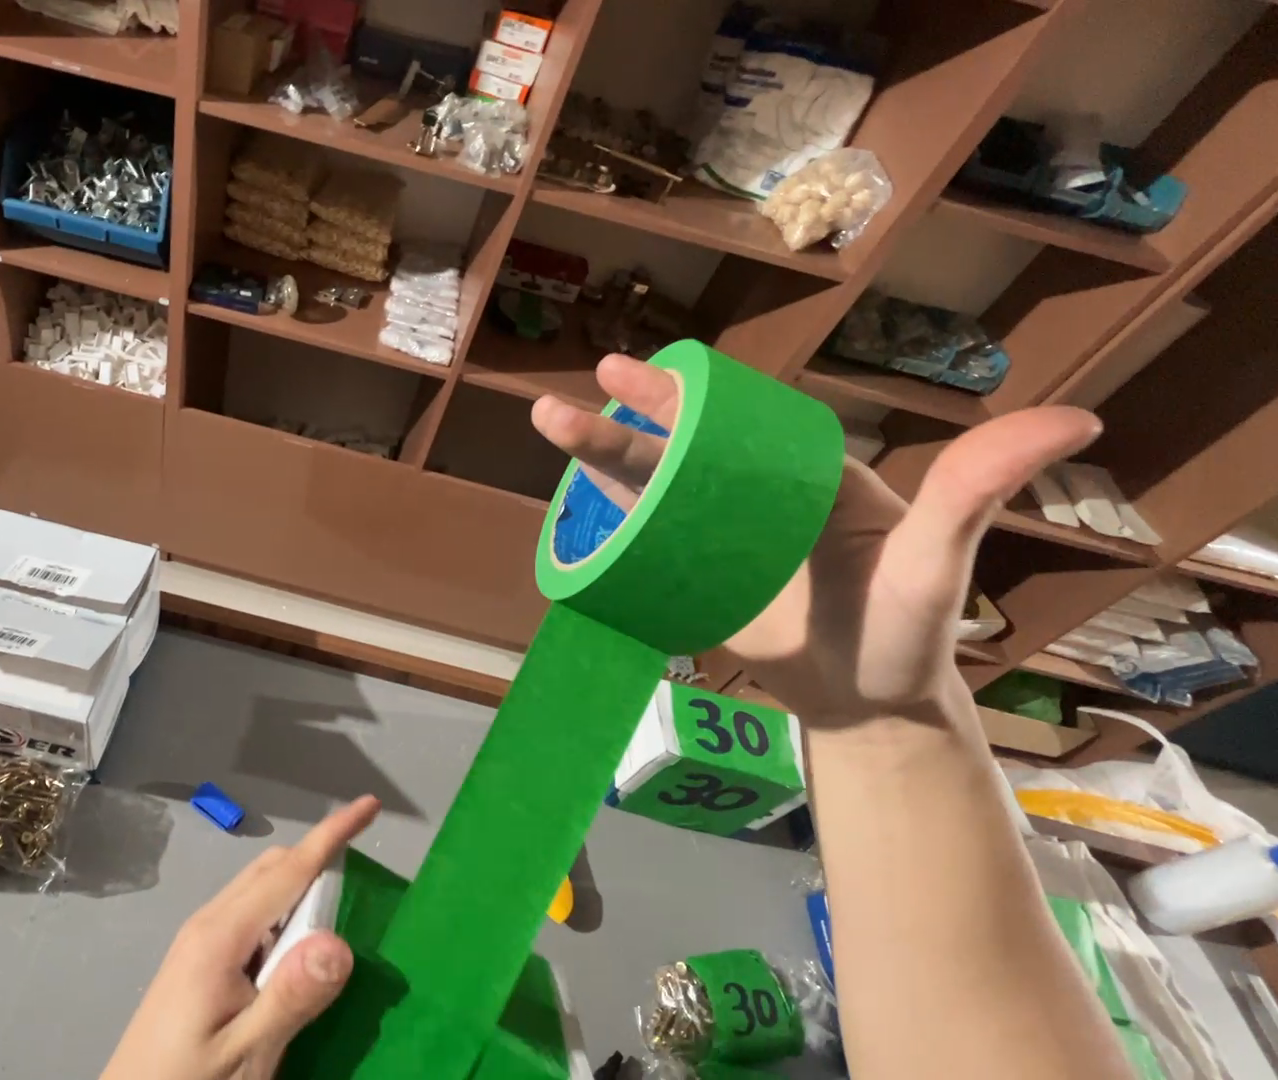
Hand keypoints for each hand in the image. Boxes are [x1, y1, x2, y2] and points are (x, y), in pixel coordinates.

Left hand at [101, 796, 380, 1079]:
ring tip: (330, 930)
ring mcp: (200, 940)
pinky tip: (292, 959)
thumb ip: (292, 996)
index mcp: (220, 935)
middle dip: (318, 861)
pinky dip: (283, 920)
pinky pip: (250, 918)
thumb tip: (341, 940)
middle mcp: (209, 923)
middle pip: (273, 870)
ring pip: (261, 892)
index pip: (289, 870)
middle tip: (359, 888)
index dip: (332, 834)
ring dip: (301, 894)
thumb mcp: (247, 1051)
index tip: (370, 805)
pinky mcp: (200, 960)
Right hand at [530, 354, 1100, 726]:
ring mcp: (716, 536)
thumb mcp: (937, 562)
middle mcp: (752, 494)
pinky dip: (607, 511)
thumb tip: (1072, 416)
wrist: (864, 701)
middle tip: (561, 401)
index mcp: (802, 474)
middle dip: (618, 425)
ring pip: (650, 487)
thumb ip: (975, 492)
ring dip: (599, 459)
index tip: (636, 370)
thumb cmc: (907, 632)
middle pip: (675, 451)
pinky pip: (644, 535)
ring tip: (549, 427)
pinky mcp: (692, 576)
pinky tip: (572, 491)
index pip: (735, 421)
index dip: (681, 396)